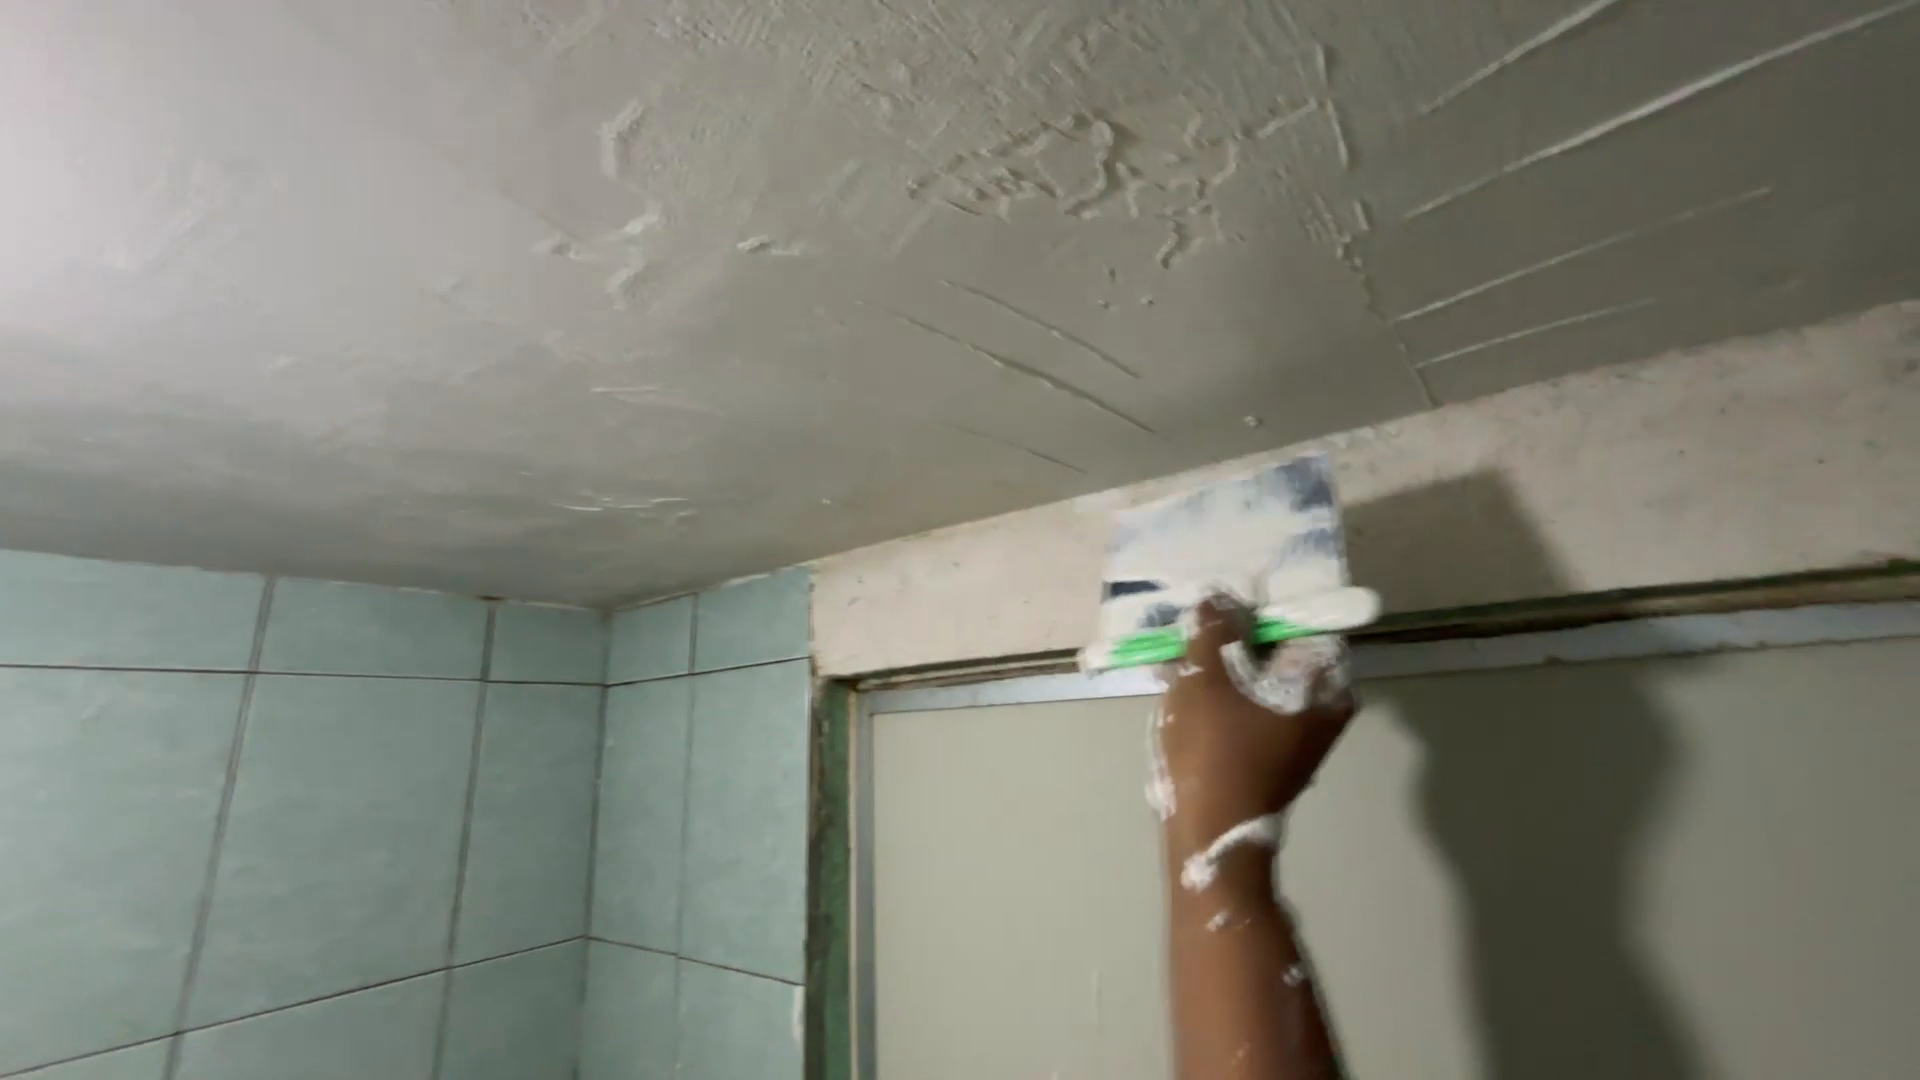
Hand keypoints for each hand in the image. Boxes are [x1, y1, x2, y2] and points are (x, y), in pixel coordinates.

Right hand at [1156, 594, 1357, 862]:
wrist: (1208, 832)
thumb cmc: (1213, 747)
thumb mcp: (1206, 672)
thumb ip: (1215, 625)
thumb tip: (1220, 596)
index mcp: (1324, 684)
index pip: (1301, 620)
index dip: (1259, 604)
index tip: (1221, 600)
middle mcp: (1324, 706)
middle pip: (1277, 649)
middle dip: (1231, 635)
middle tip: (1192, 627)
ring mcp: (1300, 733)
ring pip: (1258, 678)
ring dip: (1219, 664)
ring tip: (1175, 658)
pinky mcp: (1274, 752)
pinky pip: (1249, 705)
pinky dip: (1221, 693)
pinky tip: (1181, 688)